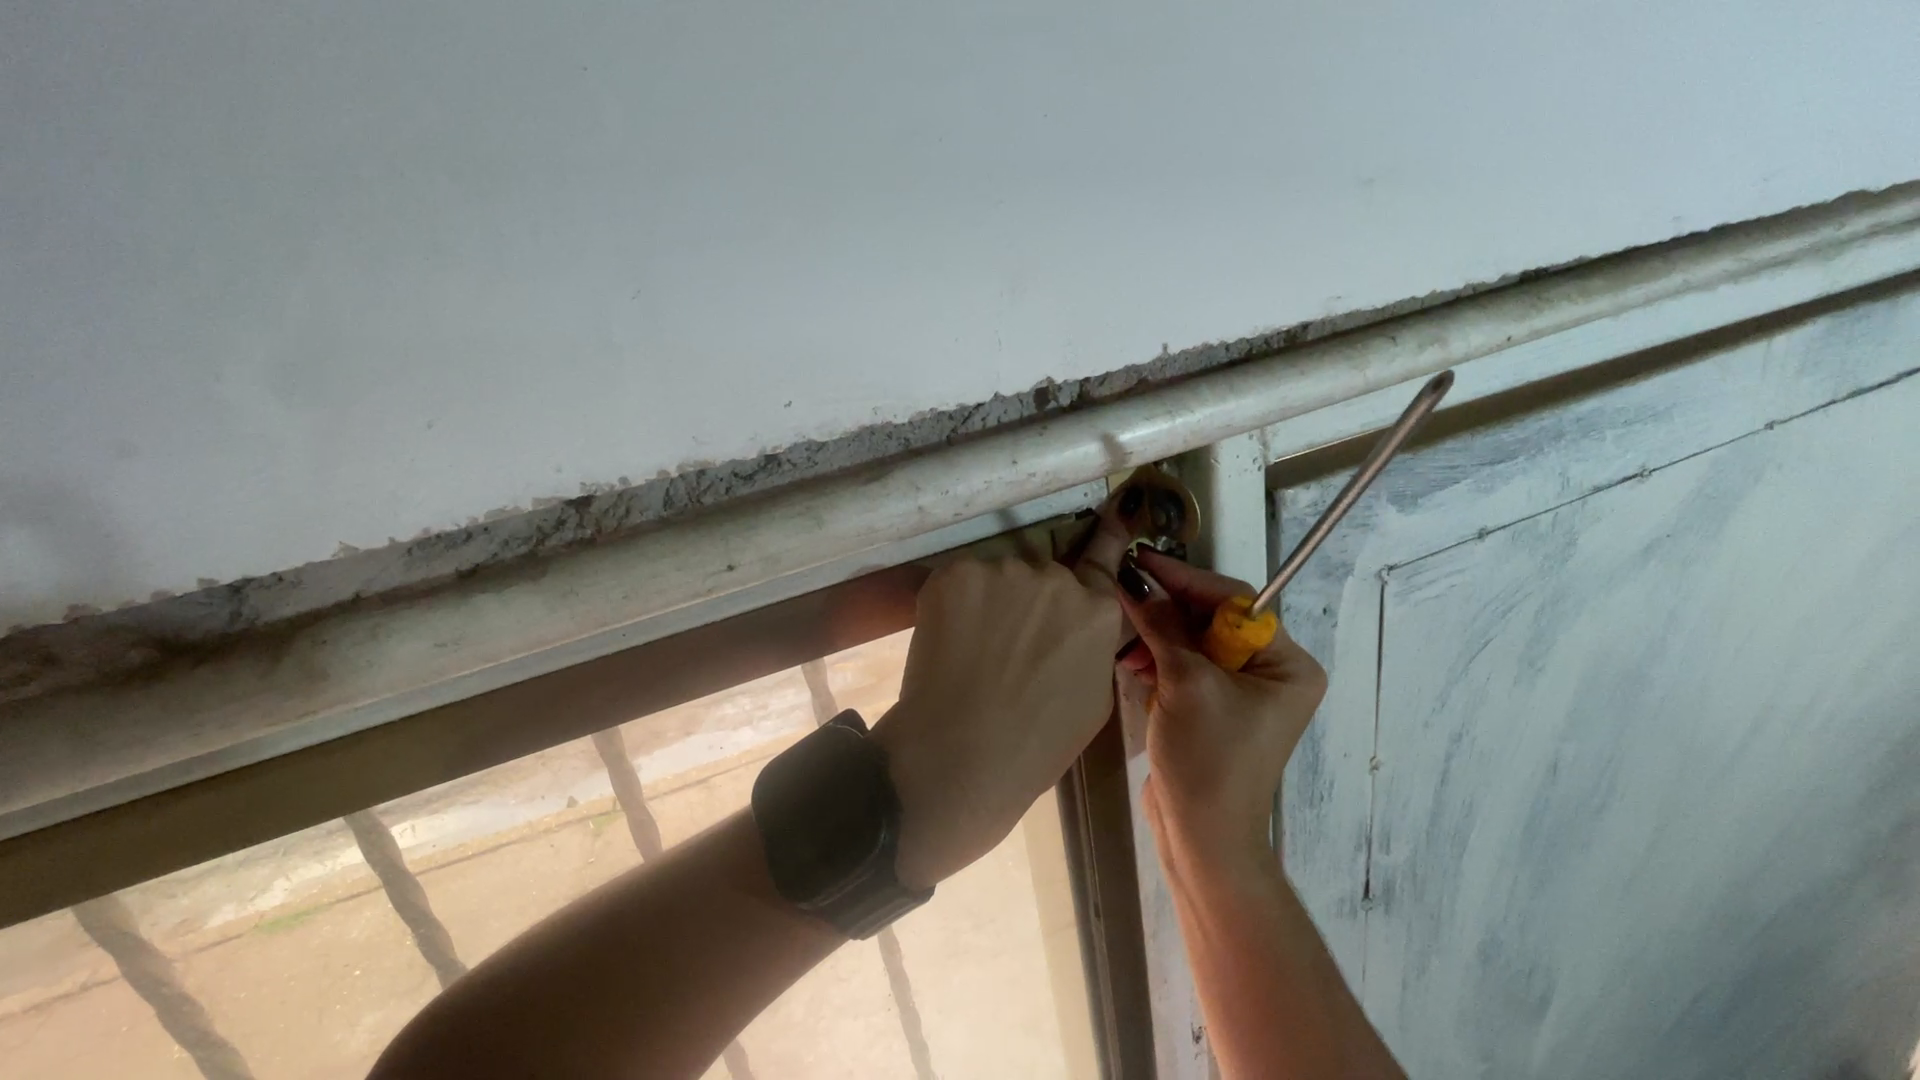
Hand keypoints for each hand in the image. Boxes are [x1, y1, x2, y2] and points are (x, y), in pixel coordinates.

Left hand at [873, 512, 1129, 889]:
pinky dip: (954, 603)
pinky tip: (949, 642)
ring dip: (991, 601)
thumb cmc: (1037, 743)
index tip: (1115, 510)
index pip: (1103, 557)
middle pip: (1043, 575)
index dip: (1105, 539)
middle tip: (1006, 646)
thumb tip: (1077, 627)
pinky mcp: (955, 573)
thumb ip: (1092, 646)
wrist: (962, 753)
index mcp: (1096, 608)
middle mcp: (1054, 577)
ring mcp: (1003, 570)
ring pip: (999, 577)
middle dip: (1030, 601)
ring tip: (972, 651)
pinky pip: (961, 580)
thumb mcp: (1094, 697)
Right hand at [1117, 549, 1327, 867]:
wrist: (1202, 838)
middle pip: (1212, 620)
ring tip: (1124, 644)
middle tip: (1124, 593)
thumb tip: (1132, 580)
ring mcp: (1242, 693)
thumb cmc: (1207, 759)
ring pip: (1193, 642)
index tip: (1141, 561)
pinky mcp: (1213, 709)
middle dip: (1166, 611)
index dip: (1185, 579)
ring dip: (1157, 638)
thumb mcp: (1185, 684)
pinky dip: (1158, 661)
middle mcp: (1271, 672)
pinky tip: (1132, 663)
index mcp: (1287, 664)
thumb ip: (1160, 626)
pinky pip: (1185, 667)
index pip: (1234, 602)